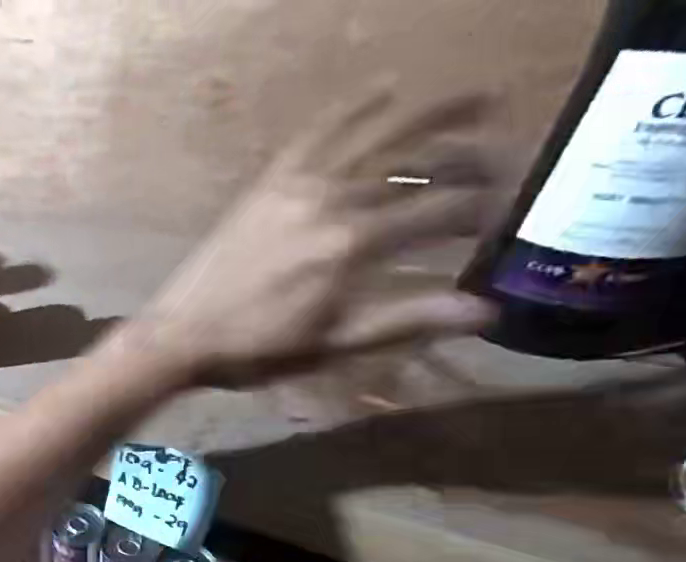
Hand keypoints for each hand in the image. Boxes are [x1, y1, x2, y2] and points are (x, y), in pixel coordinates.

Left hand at [110, 88, 498, 390]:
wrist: (178, 338)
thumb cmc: (252, 350)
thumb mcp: (329, 344)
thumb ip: (405, 320)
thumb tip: (487, 310)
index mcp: (353, 246)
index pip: (442, 213)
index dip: (483, 211)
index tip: (507, 214)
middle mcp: (332, 203)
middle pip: (417, 169)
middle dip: (469, 164)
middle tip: (505, 161)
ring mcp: (297, 189)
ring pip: (376, 138)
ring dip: (430, 116)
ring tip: (477, 101)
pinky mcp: (265, 187)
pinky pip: (314, 136)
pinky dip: (349, 110)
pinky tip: (383, 88)